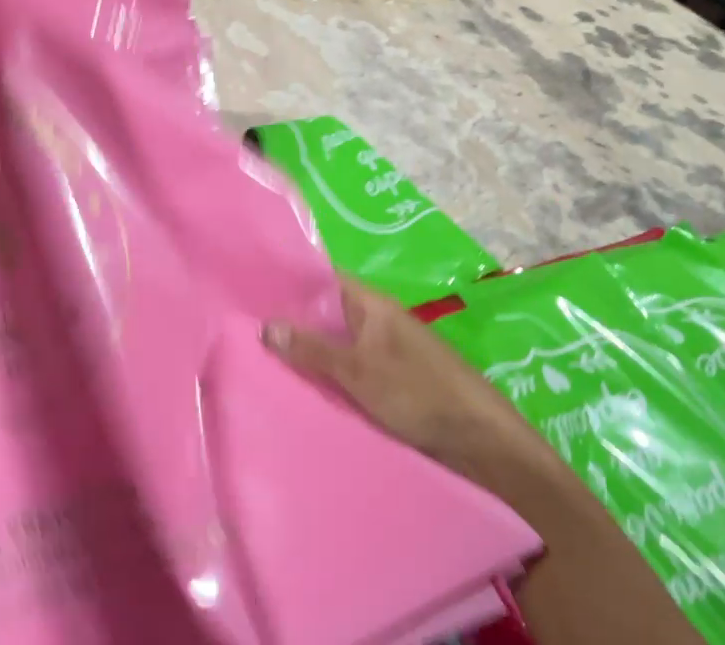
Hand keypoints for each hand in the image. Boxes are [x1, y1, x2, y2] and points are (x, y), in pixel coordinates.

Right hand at [263, 284, 556, 483]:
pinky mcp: (389, 384)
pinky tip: (297, 389)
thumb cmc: (420, 394)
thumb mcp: (358, 370)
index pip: (321, 279)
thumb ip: (311, 348)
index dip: (287, 283)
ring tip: (258, 360)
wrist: (483, 445)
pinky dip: (325, 378)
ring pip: (334, 347)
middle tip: (242, 330)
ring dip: (306, 355)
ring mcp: (384, 354)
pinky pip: (347, 372)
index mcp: (372, 305)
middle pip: (324, 315)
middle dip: (290, 323)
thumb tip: (264, 324)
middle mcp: (377, 322)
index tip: (248, 291)